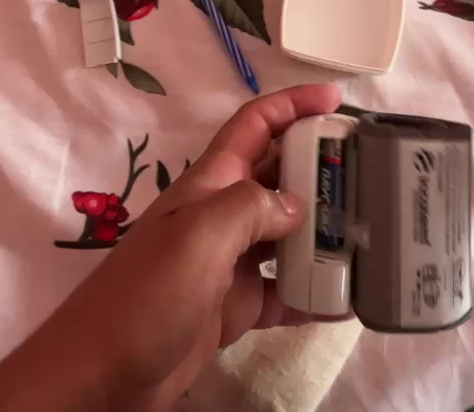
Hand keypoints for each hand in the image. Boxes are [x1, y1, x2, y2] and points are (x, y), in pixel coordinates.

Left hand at [0, 83, 342, 411]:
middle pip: (278, 174)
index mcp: (211, 181)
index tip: (337, 99)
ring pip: (286, 232)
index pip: (256, 123)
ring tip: (369, 232)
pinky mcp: (234, 306)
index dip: (293, 103)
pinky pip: (283, 290)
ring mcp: (229, 261)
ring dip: (323, 231)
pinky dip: (313, 291)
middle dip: (320, 167)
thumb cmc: (146, 293)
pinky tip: (345, 298)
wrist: (104, 374)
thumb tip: (297, 206)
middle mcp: (222, 212)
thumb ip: (250, 208)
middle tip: (369, 173)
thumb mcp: (199, 236)